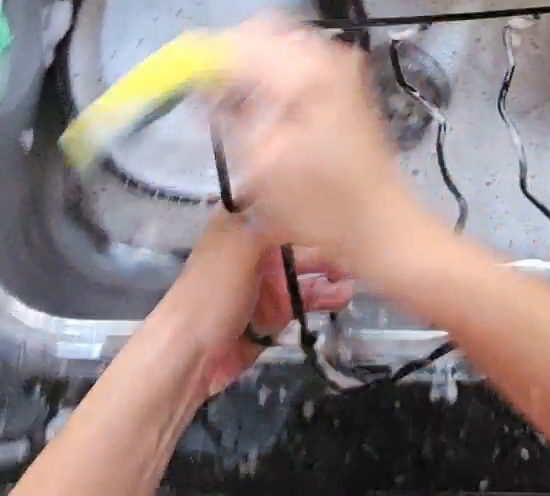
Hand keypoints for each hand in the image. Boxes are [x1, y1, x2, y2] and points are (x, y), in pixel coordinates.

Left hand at [154, 211, 353, 397]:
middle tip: (358, 245)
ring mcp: (268, 280)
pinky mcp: (276, 312)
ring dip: (333, 268)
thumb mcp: (242, 244)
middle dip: (330, 238)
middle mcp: (258, 246)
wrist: (190, 357)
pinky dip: (326, 296)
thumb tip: (309, 192)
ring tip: (357, 275)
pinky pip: (307, 298)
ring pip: (309, 267)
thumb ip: (276, 219)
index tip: (346, 200)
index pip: (285, 200)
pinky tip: (344, 297)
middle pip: (303, 235)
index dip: (314, 199)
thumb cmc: (212, 291)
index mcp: (244, 222)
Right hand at [216, 16, 425, 272]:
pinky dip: (273, 71)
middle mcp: (326, 55)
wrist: (381, 224)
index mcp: (303, 73)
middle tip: (208, 93)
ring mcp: (341, 65)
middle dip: (228, 56)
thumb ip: (226, 112)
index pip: (237, 41)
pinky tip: (264, 106)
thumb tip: (198, 82)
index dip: (201, 57)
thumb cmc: (319, 206)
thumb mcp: (259, 164)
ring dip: (250, 63)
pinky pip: (297, 57)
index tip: (177, 80)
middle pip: (260, 30)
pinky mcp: (345, 79)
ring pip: (278, 40)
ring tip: (234, 104)